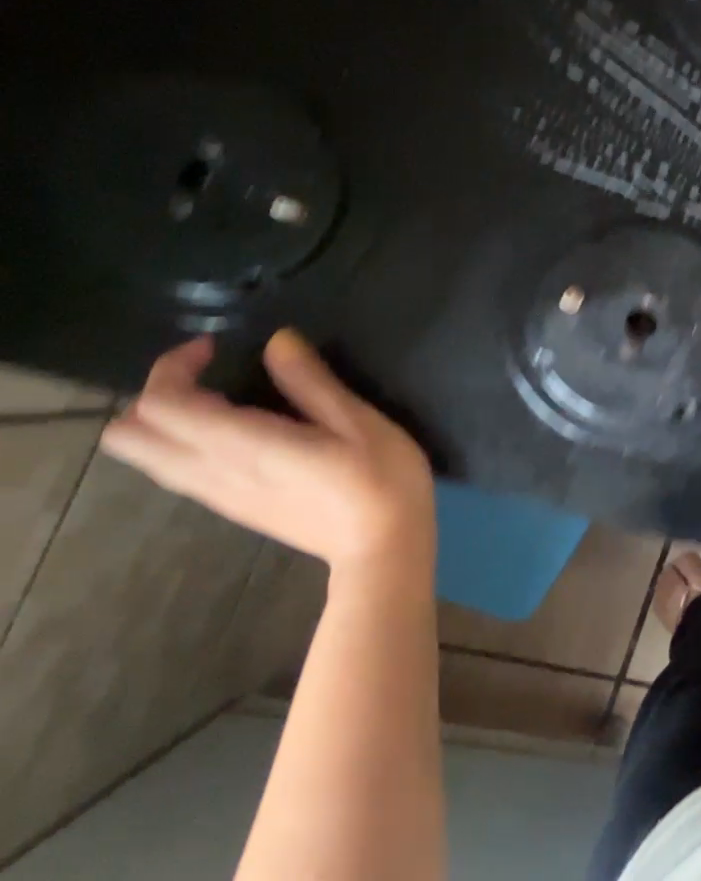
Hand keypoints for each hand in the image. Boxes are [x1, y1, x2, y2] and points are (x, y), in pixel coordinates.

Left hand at [101, 329, 434, 576]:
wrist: (385, 548)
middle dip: (153, 396)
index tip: (217, 348)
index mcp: (241, 445)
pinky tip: (244, 435)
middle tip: (208, 378)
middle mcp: (212, 471)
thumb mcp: (360, 423)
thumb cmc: (382, 481)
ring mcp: (218, 494)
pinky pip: (176, 470)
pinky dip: (186, 443)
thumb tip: (278, 341)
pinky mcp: (232, 507)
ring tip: (227, 402)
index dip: (173, 367)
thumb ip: (312, 383)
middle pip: (128, 436)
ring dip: (168, 421)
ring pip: (148, 457)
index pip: (160, 403)